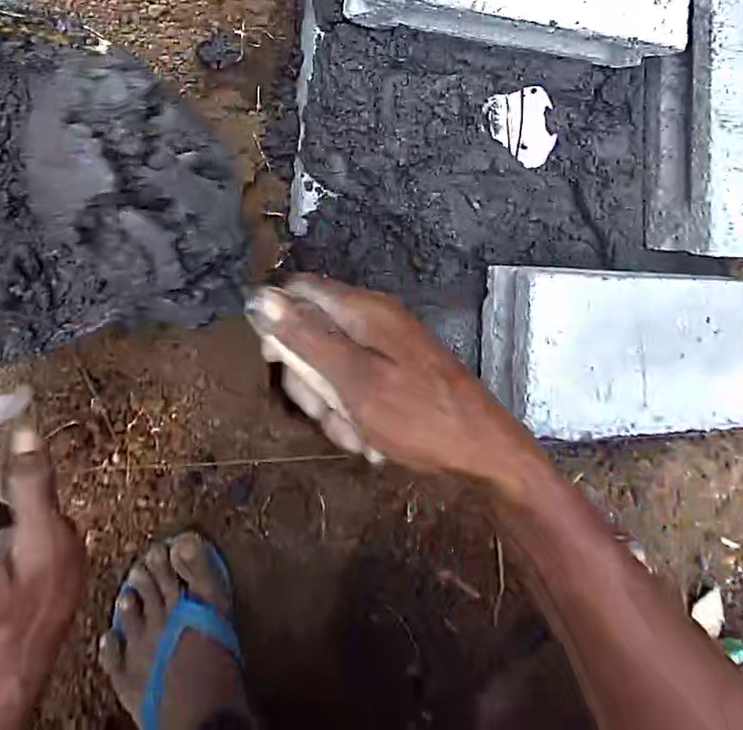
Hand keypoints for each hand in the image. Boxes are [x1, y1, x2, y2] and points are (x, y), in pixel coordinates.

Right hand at [246, 275, 536, 488]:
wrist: (481, 451)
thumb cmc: (417, 415)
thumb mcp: (353, 380)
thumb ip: (306, 338)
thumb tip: (261, 298)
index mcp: (362, 310)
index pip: (299, 291)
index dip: (277, 321)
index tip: (275, 360)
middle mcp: (372, 320)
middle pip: (311, 334)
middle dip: (311, 381)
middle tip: (330, 410)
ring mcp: (385, 347)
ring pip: (330, 369)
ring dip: (334, 408)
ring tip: (360, 432)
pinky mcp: (394, 372)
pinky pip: (355, 388)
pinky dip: (355, 415)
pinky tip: (373, 440)